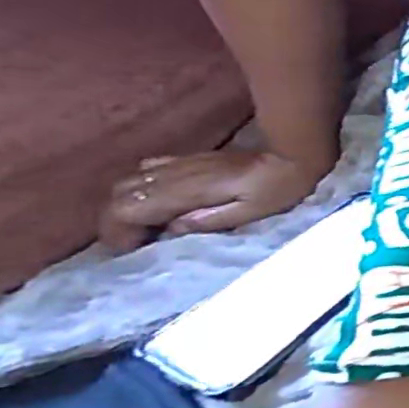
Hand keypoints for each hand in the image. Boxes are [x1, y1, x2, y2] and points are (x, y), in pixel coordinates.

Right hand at [99, 150, 327, 252]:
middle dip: (118, 223)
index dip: (120, 232)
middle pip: (118, 197)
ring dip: (126, 207)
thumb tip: (171, 230)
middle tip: (136, 243)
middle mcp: (169, 174)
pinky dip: (139, 191)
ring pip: (125, 184)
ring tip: (145, 229)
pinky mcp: (182, 160)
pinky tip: (157, 205)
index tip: (132, 250)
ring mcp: (174, 164)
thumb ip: (212, 220)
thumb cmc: (278, 188)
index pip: (127, 209)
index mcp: (185, 190)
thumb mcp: (253, 211)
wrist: (290, 157)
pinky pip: (143, 173)